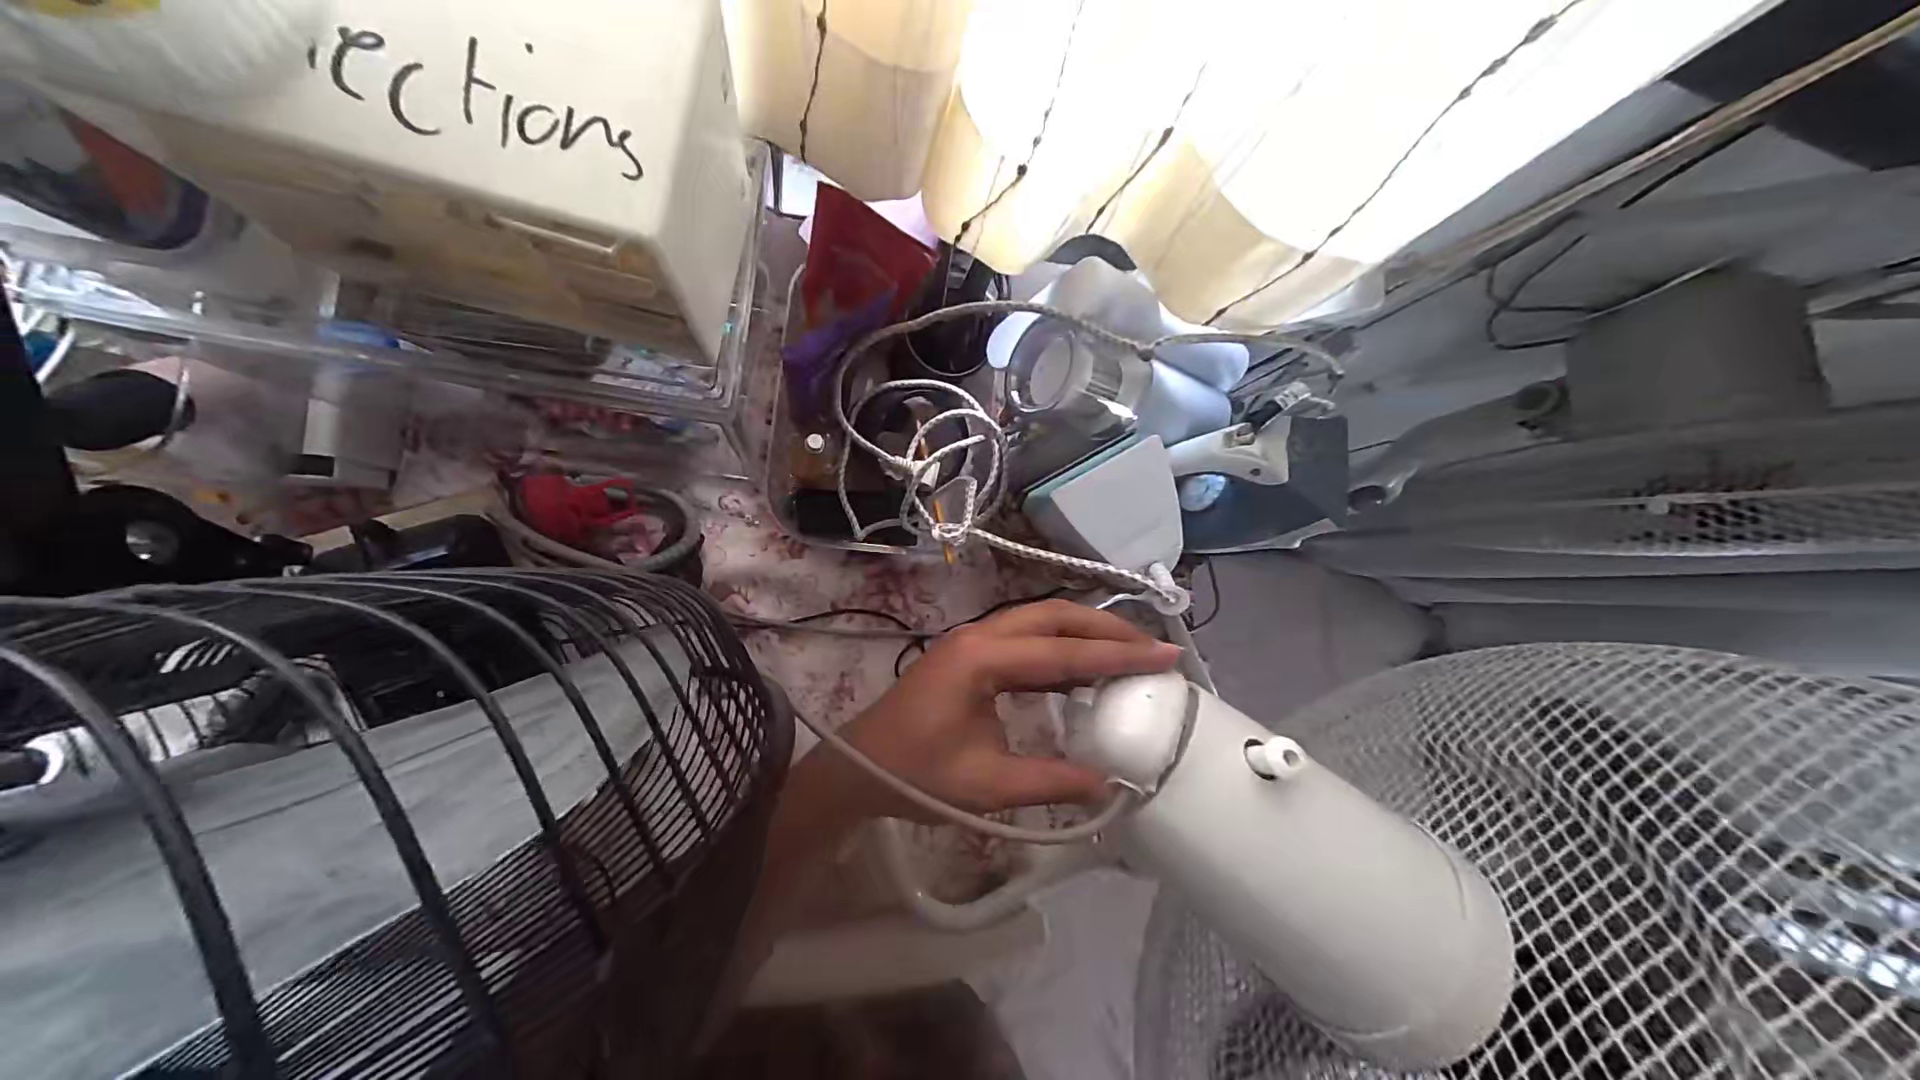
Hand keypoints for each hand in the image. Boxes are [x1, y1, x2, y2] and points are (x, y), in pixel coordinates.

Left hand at [824, 599, 1182, 823]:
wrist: (859, 767)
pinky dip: (1062, 647)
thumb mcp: (986, 785)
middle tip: (1152, 648)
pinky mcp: (971, 653)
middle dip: (1107, 627)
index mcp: (981, 659)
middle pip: (1054, 615)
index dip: (1119, 655)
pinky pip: (1026, 638)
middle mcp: (980, 635)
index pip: (1064, 652)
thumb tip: (1108, 784)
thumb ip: (1050, 781)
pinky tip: (1084, 669)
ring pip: (1040, 620)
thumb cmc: (915, 775)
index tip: (1166, 656)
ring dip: (1085, 632)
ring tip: (1129, 653)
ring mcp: (973, 640)